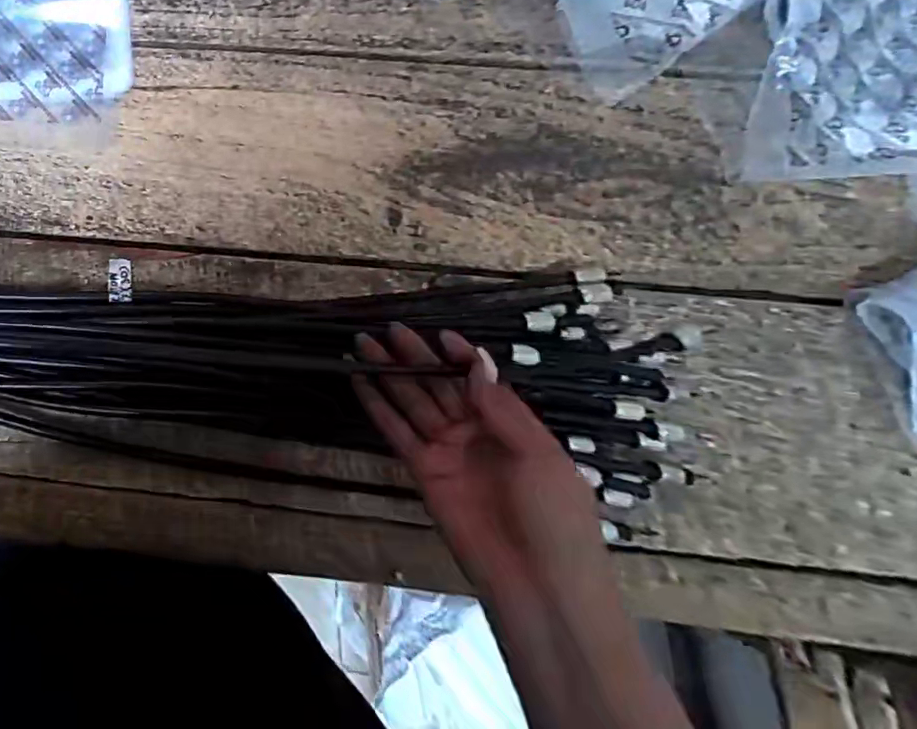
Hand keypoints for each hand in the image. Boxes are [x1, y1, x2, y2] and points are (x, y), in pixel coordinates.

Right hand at [351, 323, 609, 599]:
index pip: (478, 380)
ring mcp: (447, 451)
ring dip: (390, 374)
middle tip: (389, 329)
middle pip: (439, 385)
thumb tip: (476, 361)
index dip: (459, 356)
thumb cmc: (555, 518)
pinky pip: (398, 433)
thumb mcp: (540, 457)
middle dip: (416, 357)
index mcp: (511, 425)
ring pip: (413, 402)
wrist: (539, 587)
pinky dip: (378, 407)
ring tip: (365, 345)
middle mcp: (476, 432)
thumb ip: (501, 408)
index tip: (438, 334)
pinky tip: (361, 382)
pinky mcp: (424, 471)